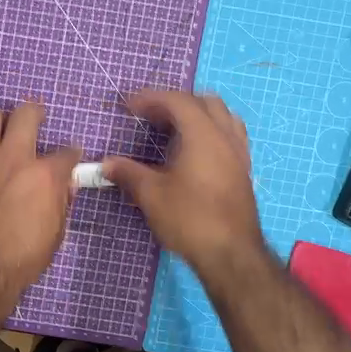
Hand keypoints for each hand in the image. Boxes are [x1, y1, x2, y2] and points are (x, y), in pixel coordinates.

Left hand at [0, 101, 80, 306]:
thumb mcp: (57, 231)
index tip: (69, 158)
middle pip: (25, 114)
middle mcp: (13, 158)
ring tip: (1, 132)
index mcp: (44, 175)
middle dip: (35, 114)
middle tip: (35, 122)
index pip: (66, 152)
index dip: (71, 154)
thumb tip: (65, 182)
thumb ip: (62, 200)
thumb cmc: (24, 258)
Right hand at [103, 90, 262, 278]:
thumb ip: (128, 173)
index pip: (177, 101)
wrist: (230, 253)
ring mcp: (238, 153)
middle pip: (203, 102)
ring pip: (222, 117)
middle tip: (150, 117)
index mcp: (203, 134)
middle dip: (175, 103)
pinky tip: (194, 152)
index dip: (151, 98)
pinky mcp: (243, 170)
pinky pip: (229, 136)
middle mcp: (225, 136)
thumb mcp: (151, 195)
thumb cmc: (189, 219)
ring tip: (173, 130)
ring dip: (196, 115)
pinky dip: (210, 132)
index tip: (128, 107)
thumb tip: (107, 163)